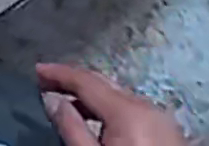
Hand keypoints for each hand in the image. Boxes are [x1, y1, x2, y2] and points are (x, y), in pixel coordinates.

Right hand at [36, 63, 185, 145]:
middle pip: (102, 83)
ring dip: (92, 97)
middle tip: (48, 84)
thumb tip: (52, 100)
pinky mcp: (172, 138)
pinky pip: (134, 112)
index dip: (57, 73)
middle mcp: (148, 108)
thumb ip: (71, 128)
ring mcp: (164, 123)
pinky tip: (100, 123)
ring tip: (69, 104)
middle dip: (74, 82)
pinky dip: (112, 110)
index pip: (84, 79)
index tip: (36, 72)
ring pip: (118, 96)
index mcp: (128, 111)